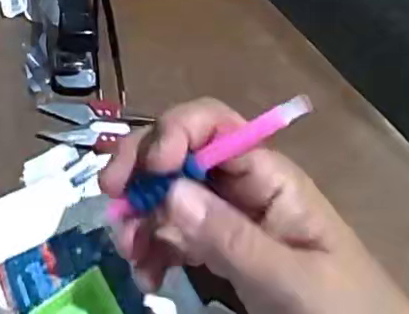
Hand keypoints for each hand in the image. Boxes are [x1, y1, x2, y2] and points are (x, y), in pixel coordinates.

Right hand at [99, 99, 408, 313]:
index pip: (211, 123)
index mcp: (267, 174)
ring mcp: (227, 215)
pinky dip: (151, 245)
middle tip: (110, 196)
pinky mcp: (219, 248)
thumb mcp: (298, 283)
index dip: (175, 131)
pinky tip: (144, 273)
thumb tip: (168, 190)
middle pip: (178, 150)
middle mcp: (240, 183)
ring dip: (139, 211)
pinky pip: (173, 231)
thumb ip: (233, 238)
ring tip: (126, 250)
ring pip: (167, 190)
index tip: (153, 166)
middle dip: (142, 168)